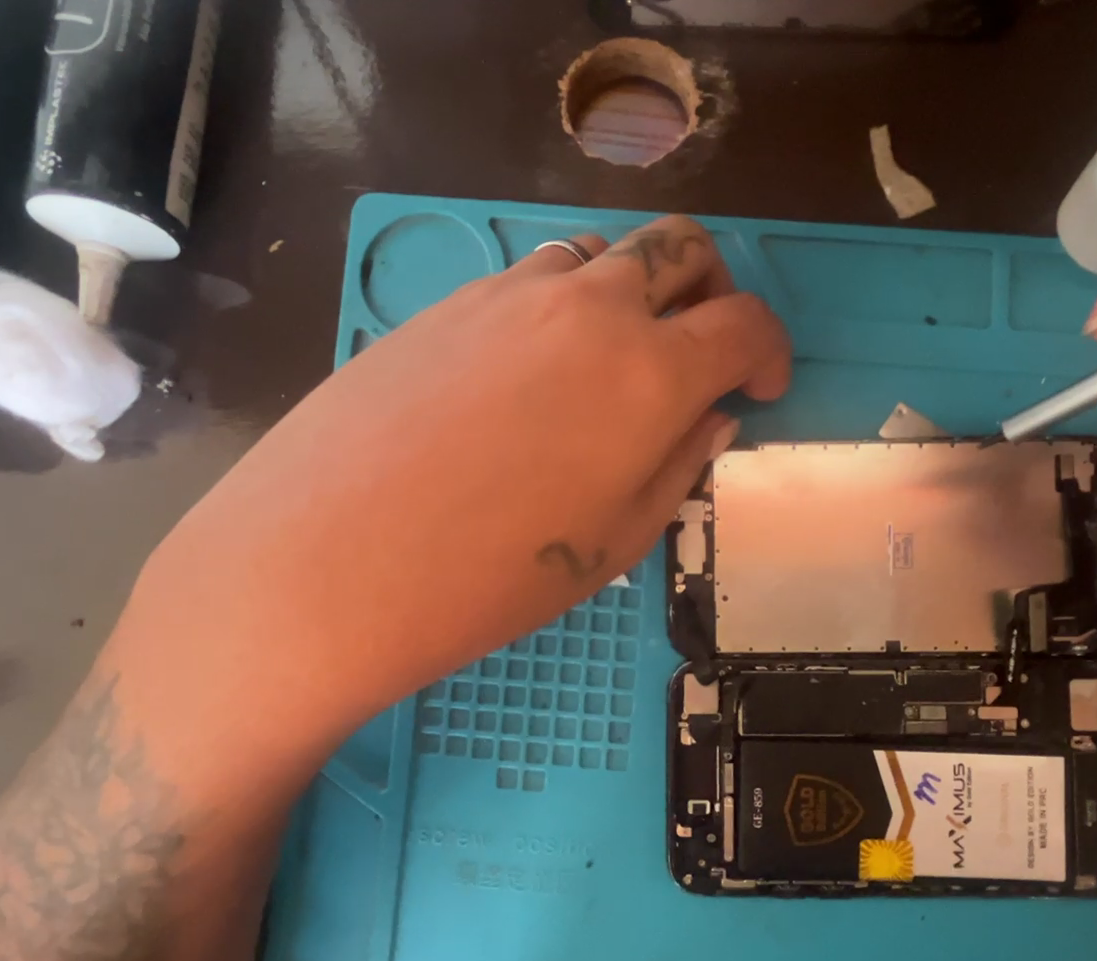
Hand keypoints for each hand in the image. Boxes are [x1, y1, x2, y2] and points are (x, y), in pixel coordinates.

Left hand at [132, 216, 789, 734]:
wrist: (327, 563)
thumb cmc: (490, 577)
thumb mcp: (617, 540)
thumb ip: (680, 463)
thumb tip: (712, 414)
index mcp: (651, 372)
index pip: (746, 322)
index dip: (769, 352)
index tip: (760, 388)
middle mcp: (592, 308)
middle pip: (682, 248)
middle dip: (713, 292)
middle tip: (701, 351)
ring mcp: (514, 292)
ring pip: (604, 253)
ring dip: (634, 292)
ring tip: (615, 361)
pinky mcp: (451, 301)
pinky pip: (534, 277)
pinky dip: (566, 304)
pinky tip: (535, 371)